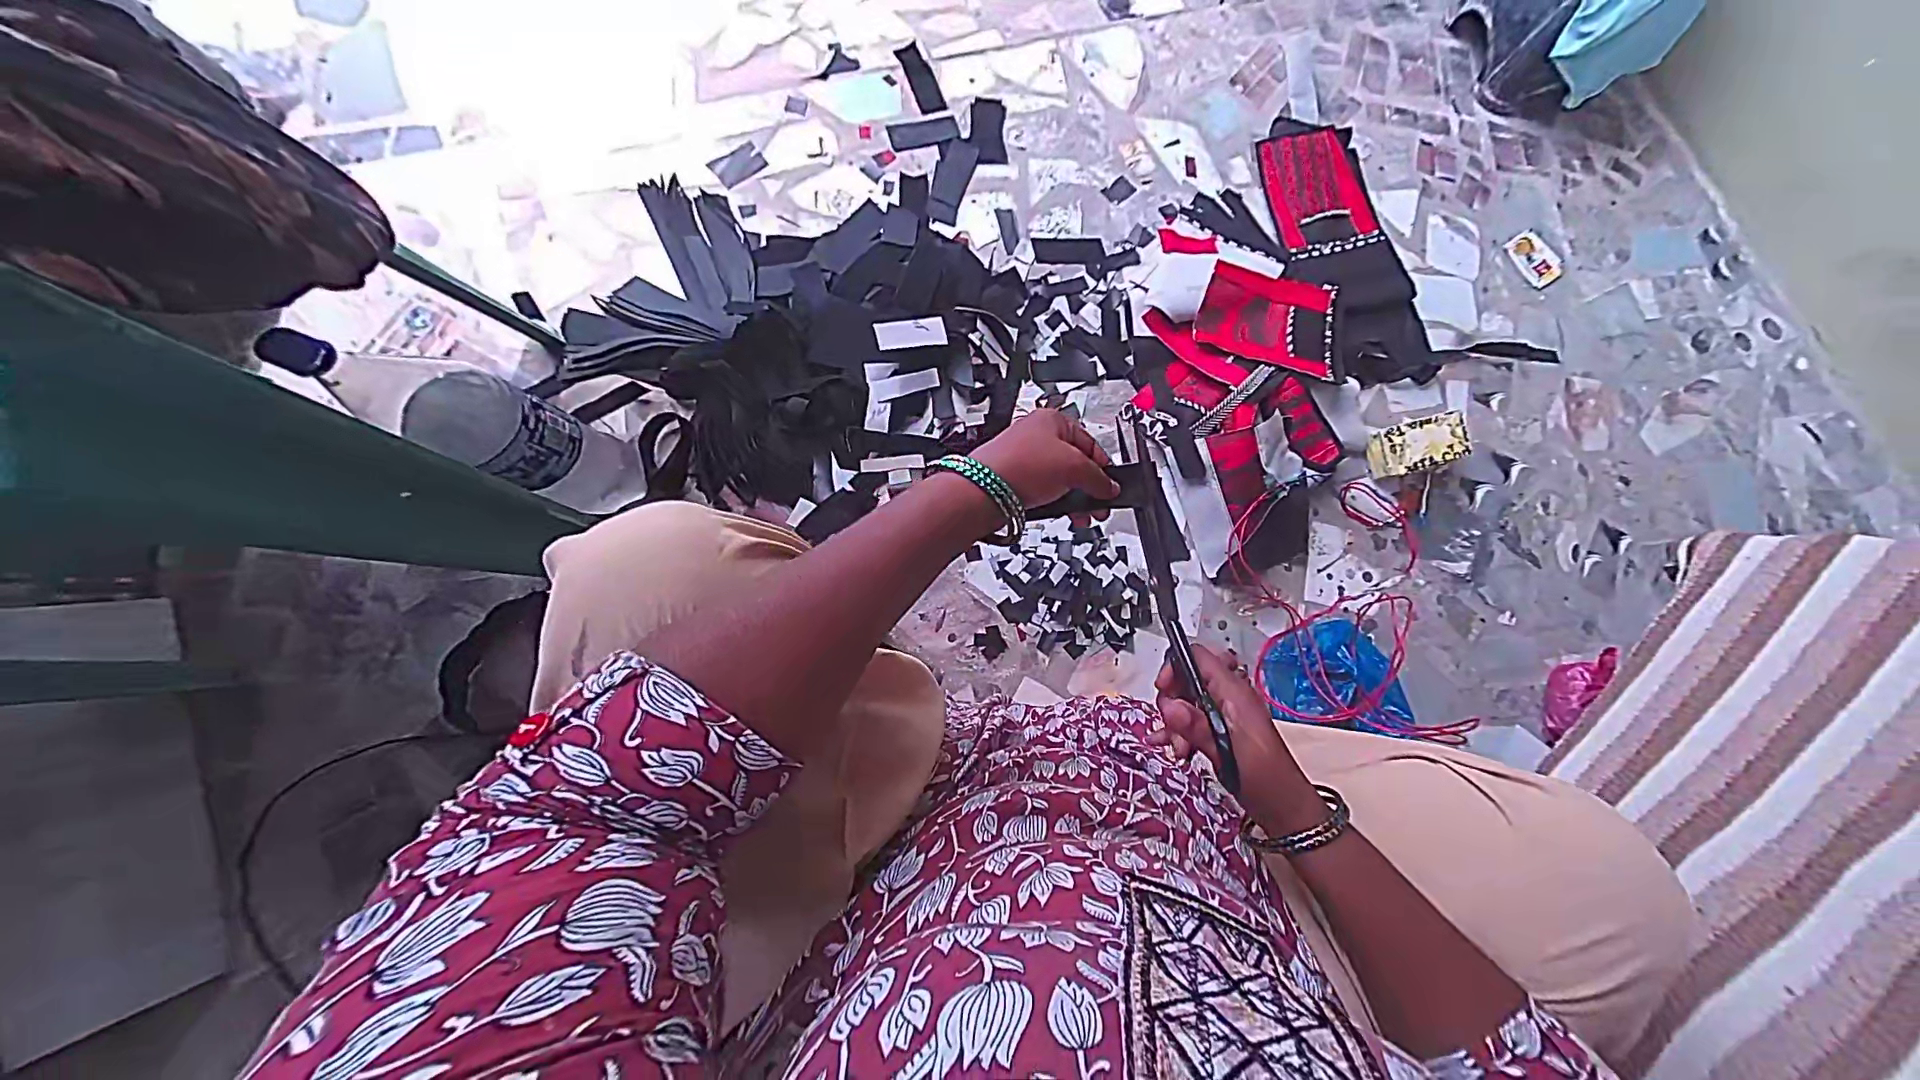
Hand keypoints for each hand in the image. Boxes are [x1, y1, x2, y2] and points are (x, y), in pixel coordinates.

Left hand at [970, 409, 1119, 510]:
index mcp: (1052, 420)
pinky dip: (1053, 502)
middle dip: (1088, 487)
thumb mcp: (1074, 467)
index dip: (1103, 467)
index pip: (1090, 442)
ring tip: (1080, 514)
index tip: (1111, 486)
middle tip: (1097, 505)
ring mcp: (1023, 459)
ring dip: (1072, 498)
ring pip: (1058, 480)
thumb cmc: (1018, 465)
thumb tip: (1109, 487)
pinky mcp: (1013, 481)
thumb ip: (1099, 478)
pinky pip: (1042, 491)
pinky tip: (1058, 512)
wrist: (983, 490)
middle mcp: (1035, 436)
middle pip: (1074, 463)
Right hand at [1149, 643, 1326, 833]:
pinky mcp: (1219, 730)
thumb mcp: (1228, 754)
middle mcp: (1228, 697)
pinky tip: (1174, 748)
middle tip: (1172, 727)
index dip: (1174, 667)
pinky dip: (1179, 732)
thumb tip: (1170, 706)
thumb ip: (1198, 728)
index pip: (1197, 656)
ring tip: (1179, 747)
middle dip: (1171, 702)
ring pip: (1185, 701)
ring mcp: (1223, 713)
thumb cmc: (1268, 781)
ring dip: (1174, 722)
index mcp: (1234, 693)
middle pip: (1186, 679)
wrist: (1286, 810)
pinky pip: (1190, 720)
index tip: (1163, 691)